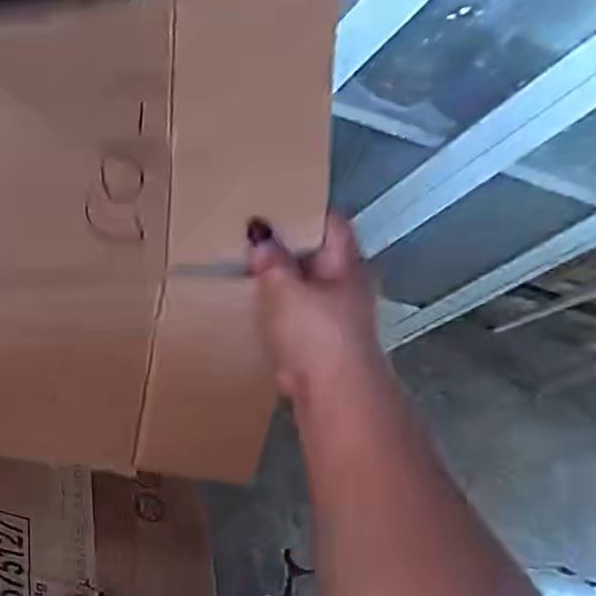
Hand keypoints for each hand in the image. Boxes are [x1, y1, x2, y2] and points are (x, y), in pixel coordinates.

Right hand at [247, 212, 386, 402]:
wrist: (330, 387)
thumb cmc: (315, 334)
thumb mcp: (286, 290)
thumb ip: (271, 262)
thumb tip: (259, 234)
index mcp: (346, 264)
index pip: (331, 223)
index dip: (305, 212)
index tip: (274, 208)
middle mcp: (346, 284)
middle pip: (318, 253)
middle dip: (288, 247)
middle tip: (253, 240)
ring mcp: (335, 313)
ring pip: (306, 284)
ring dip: (282, 279)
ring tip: (248, 272)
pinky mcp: (320, 338)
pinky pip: (296, 311)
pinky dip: (279, 306)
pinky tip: (257, 309)